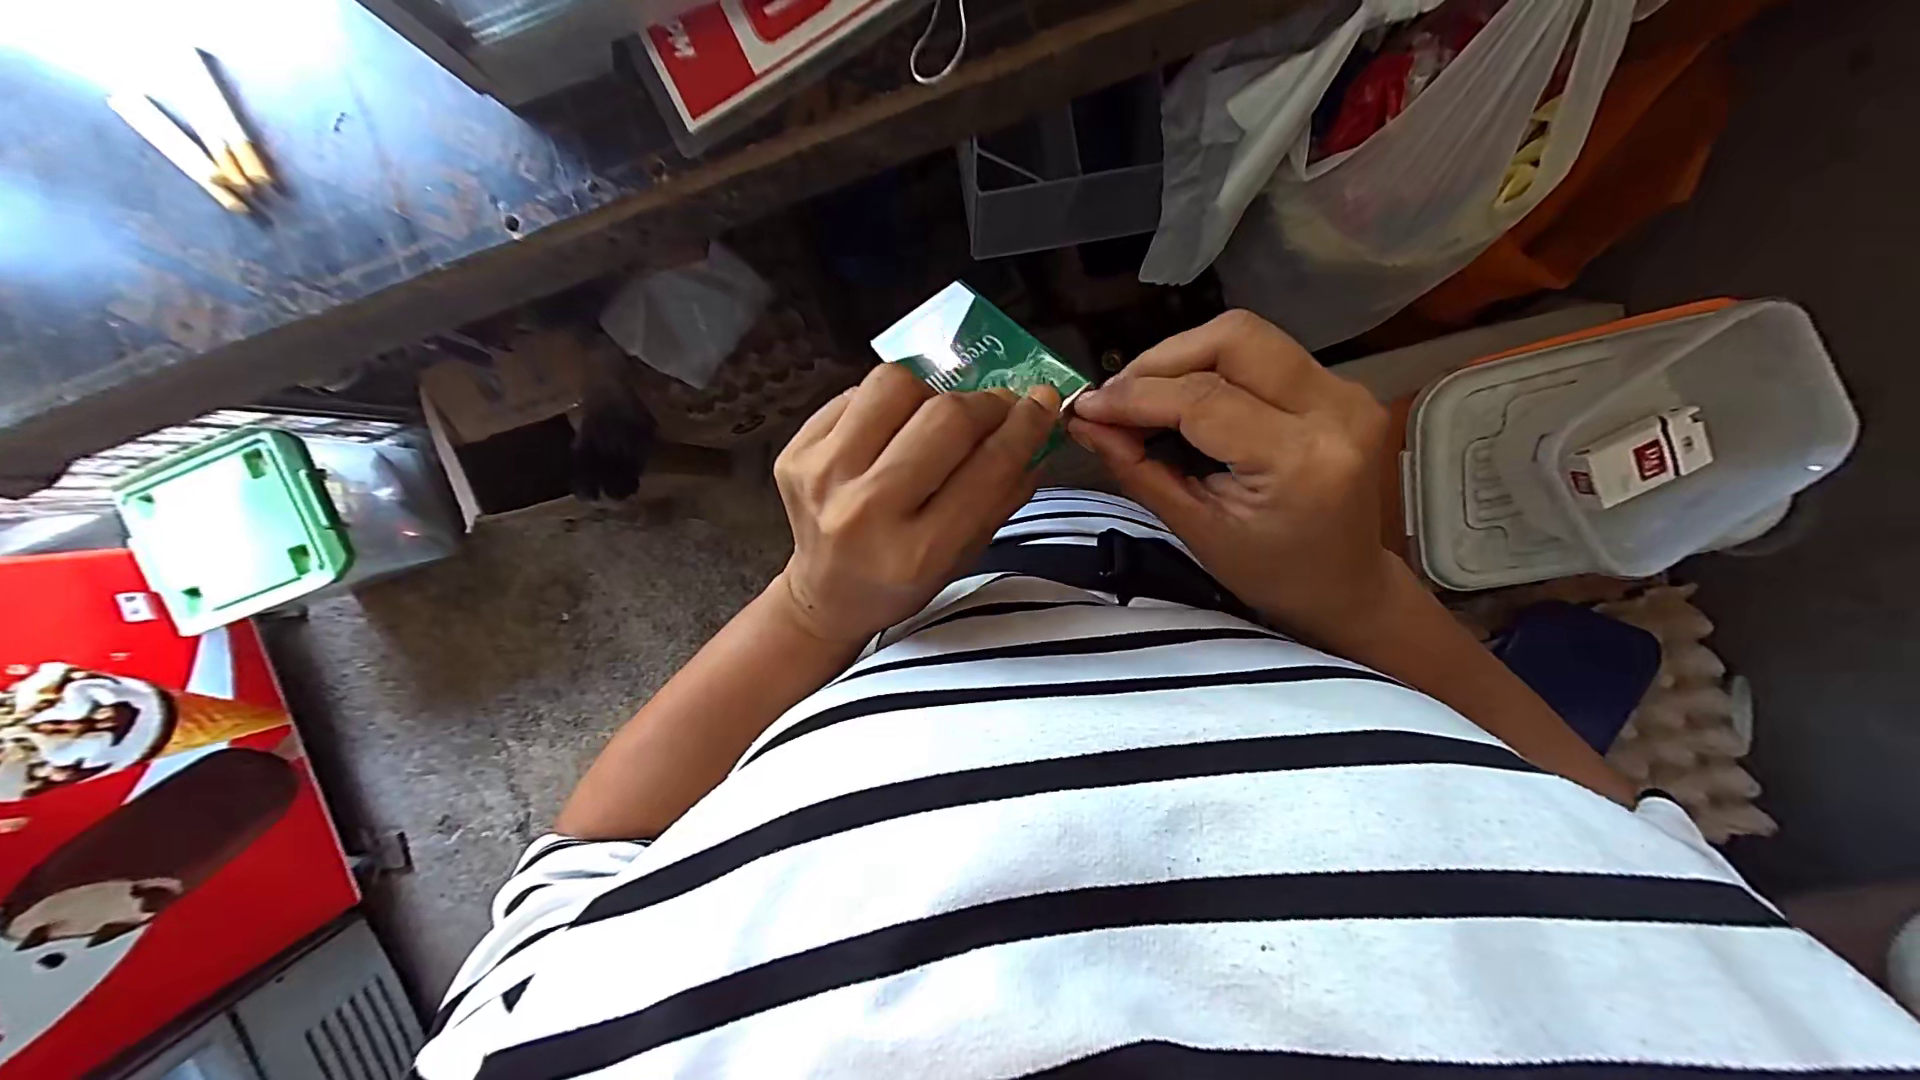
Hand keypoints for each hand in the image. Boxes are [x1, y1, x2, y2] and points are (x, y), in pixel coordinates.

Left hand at [774, 362, 1062, 645]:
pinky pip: (855, 394)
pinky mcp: (794, 454)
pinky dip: (887, 402)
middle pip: (944, 418)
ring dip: (930, 392)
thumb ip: (1003, 495)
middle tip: (998, 405)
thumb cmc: (903, 582)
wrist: (827, 594)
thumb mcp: (963, 555)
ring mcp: (822, 477)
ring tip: (936, 415)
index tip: (1042, 403)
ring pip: (894, 386)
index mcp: (916, 551)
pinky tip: (893, 427)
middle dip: (985, 403)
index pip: (986, 468)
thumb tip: (1038, 428)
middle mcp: (865, 511)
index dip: (1024, 426)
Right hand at [1067, 310, 1395, 642]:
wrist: (1344, 584)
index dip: (1136, 396)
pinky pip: (1262, 354)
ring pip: (1246, 337)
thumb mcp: (1195, 530)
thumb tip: (1088, 425)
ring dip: (1182, 358)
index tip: (1089, 406)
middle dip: (1160, 360)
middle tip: (1116, 396)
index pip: (1203, 399)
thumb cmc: (1271, 573)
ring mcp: (1345, 392)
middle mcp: (1335, 411)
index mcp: (1300, 461)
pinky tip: (1180, 397)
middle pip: (1233, 339)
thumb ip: (1139, 470)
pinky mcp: (1340, 386)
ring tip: (1142, 397)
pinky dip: (1209, 367)